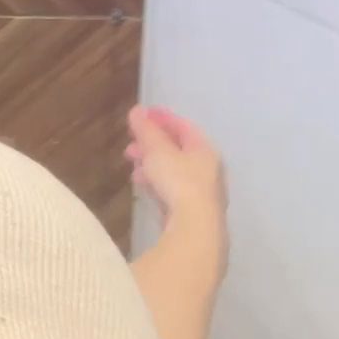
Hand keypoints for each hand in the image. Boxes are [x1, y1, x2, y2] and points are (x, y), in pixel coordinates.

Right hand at [126, 106, 226, 223]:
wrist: (195, 227)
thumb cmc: (177, 181)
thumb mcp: (156, 149)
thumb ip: (146, 129)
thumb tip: (137, 110)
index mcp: (204, 150)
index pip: (183, 125)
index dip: (161, 116)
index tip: (140, 113)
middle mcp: (208, 167)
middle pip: (177, 146)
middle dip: (151, 140)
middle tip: (130, 139)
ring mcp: (202, 189)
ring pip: (173, 166)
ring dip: (151, 160)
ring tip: (131, 162)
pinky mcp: (194, 206)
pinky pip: (172, 184)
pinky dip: (156, 177)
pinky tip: (141, 182)